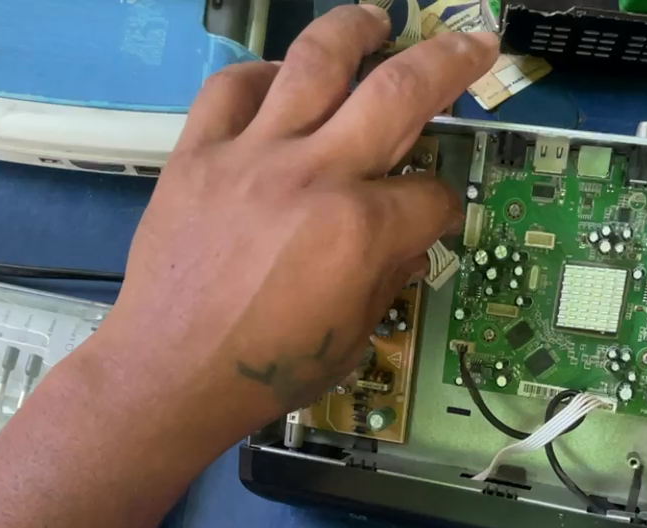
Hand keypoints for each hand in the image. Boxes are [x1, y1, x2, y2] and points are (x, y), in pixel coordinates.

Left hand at [85, 6, 498, 445]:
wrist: (174, 373)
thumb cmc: (270, 372)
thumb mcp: (351, 341)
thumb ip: (386, 282)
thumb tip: (407, 247)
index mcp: (361, 232)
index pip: (430, 197)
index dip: (445, 210)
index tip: (439, 218)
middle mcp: (316, 174)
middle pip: (397, 92)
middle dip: (448, 63)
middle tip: (471, 45)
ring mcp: (253, 154)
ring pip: (314, 60)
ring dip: (355, 30)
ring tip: (374, 21)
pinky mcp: (199, 152)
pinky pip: (233, 87)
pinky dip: (262, 76)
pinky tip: (280, 82)